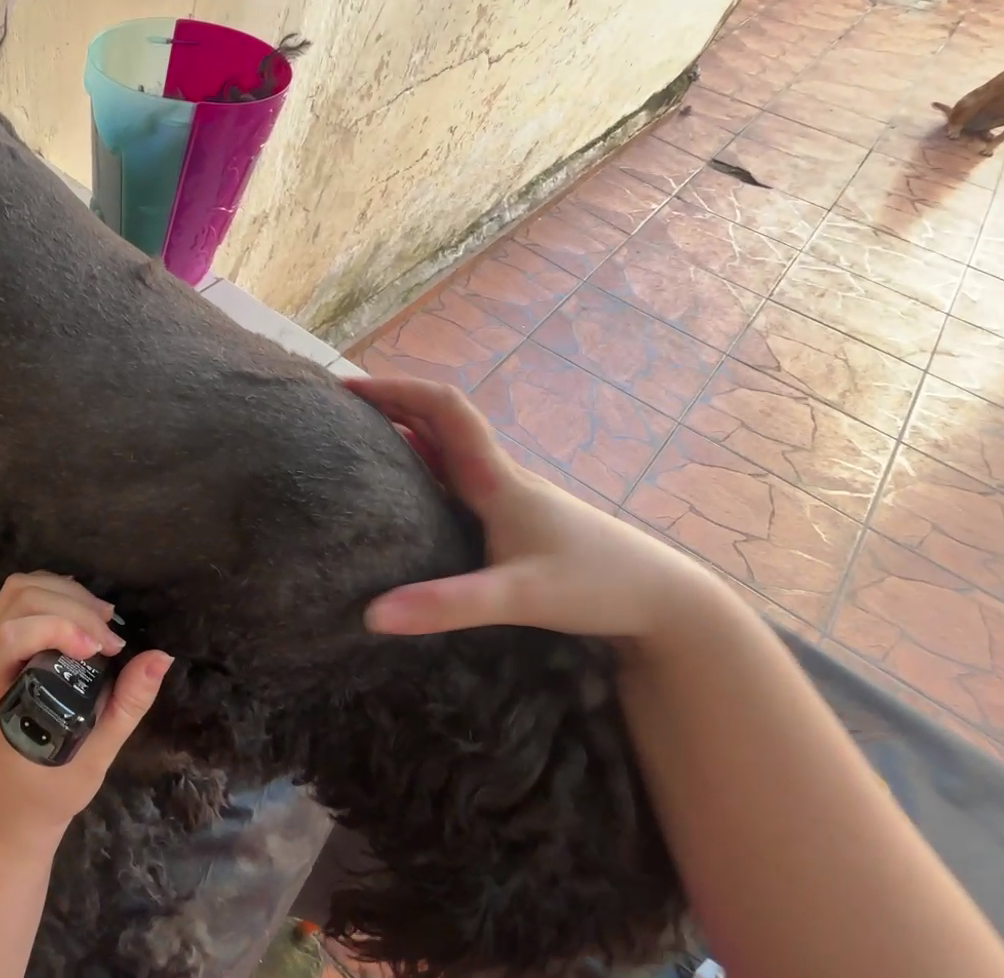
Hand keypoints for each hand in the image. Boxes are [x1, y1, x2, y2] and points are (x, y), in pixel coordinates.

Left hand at [0, 573, 172, 846]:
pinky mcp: (13, 645)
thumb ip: (127, 704)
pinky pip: (24, 599)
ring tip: (103, 618)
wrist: (19, 805)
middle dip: (70, 607)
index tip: (102, 650)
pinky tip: (88, 613)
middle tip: (111, 638)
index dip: (58, 627)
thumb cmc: (52, 787)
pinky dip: (58, 592)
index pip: (13, 635)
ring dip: (65, 593)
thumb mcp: (96, 754)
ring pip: (18, 591)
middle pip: (19, 601)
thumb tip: (161, 657)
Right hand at [346, 376, 733, 652]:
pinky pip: (452, 477)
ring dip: (402, 431)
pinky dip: (418, 466)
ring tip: (356, 439)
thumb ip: (447, 605)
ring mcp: (505, 497)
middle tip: (337, 409)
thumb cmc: (598, 586)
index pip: (443, 409)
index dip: (395, 389)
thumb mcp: (519, 597)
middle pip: (437, 420)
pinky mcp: (509, 520)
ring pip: (444, 448)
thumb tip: (370, 615)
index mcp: (496, 478)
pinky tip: (400, 491)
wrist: (666, 603)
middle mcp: (497, 476)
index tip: (346, 388)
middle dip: (388, 403)